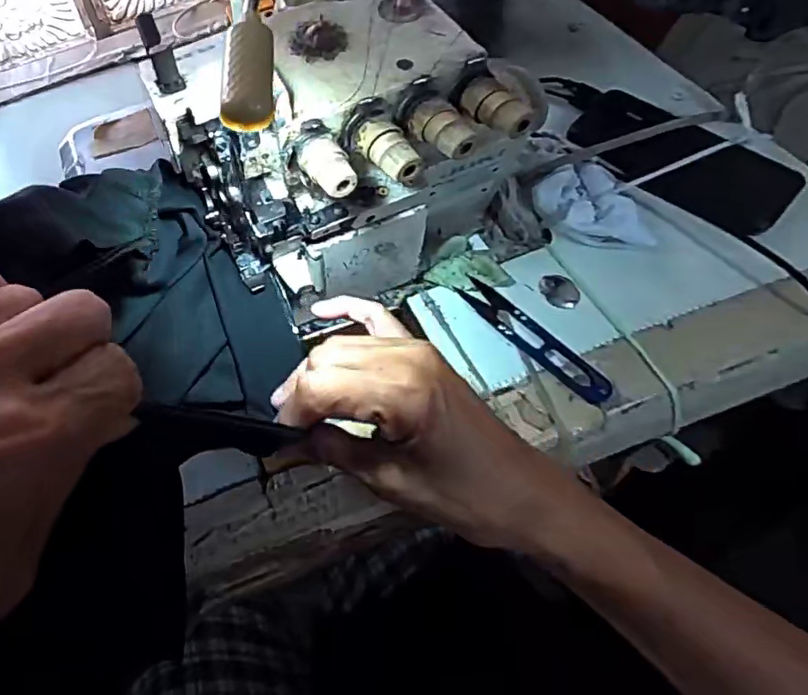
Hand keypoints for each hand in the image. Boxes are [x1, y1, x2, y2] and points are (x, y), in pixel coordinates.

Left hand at [0, 243, 142, 694]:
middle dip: (88, 352)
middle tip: (63, 391)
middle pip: (81, 312)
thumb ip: (63, 479)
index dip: (116, 399)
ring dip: (30, 330)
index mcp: (24, 443)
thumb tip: (102, 418)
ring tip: (7, 370)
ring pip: (18, 290)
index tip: (99, 419)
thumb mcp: (7, 575)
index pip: (116, 374)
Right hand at [270, 296, 585, 552]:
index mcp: (403, 392)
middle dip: (299, 389)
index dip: (294, 409)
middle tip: (288, 422)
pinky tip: (321, 312)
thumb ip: (335, 451)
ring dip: (313, 367)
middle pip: (326, 358)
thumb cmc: (471, 496)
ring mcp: (414, 348)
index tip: (281, 431)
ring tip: (298, 399)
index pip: (322, 385)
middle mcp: (406, 358)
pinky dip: (346, 311)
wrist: (526, 493)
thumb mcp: (393, 482)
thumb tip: (291, 441)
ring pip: (341, 342)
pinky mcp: (421, 349)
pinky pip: (375, 317)